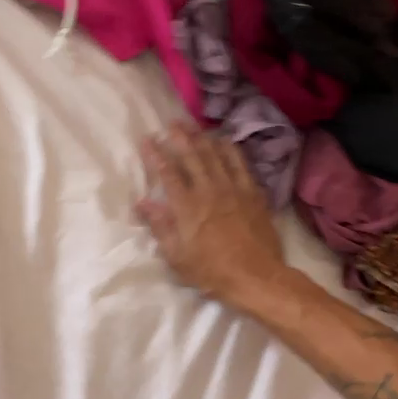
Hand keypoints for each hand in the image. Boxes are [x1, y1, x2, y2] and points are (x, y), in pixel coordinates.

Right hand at [137, 126, 294, 308]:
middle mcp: (208, 190)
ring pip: (215, 155)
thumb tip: (142, 202)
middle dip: (179, 137)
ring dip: (202, 138)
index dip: (156, 154)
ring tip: (193, 125)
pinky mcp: (252, 192)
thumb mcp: (177, 256)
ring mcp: (232, 188)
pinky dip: (230, 149)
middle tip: (171, 123)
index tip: (147, 139)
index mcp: (186, 206)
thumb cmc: (211, 271)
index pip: (167, 172)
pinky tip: (224, 141)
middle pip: (192, 156)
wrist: (255, 276)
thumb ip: (160, 226)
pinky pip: (240, 163)